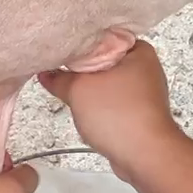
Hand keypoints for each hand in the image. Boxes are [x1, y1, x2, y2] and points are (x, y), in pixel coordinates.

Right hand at [36, 40, 183, 172]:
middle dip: (80, 68)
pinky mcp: (138, 111)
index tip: (57, 50)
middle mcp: (144, 67)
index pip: (101, 36)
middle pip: (102, 59)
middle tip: (59, 70)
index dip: (76, 43)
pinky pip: (111, 100)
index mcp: (138, 50)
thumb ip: (59, 78)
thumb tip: (46, 74)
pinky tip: (85, 110)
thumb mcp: (79, 90)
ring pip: (106, 81)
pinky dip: (98, 104)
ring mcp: (143, 91)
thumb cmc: (120, 116)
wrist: (145, 156)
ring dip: (88, 88)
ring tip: (70, 91)